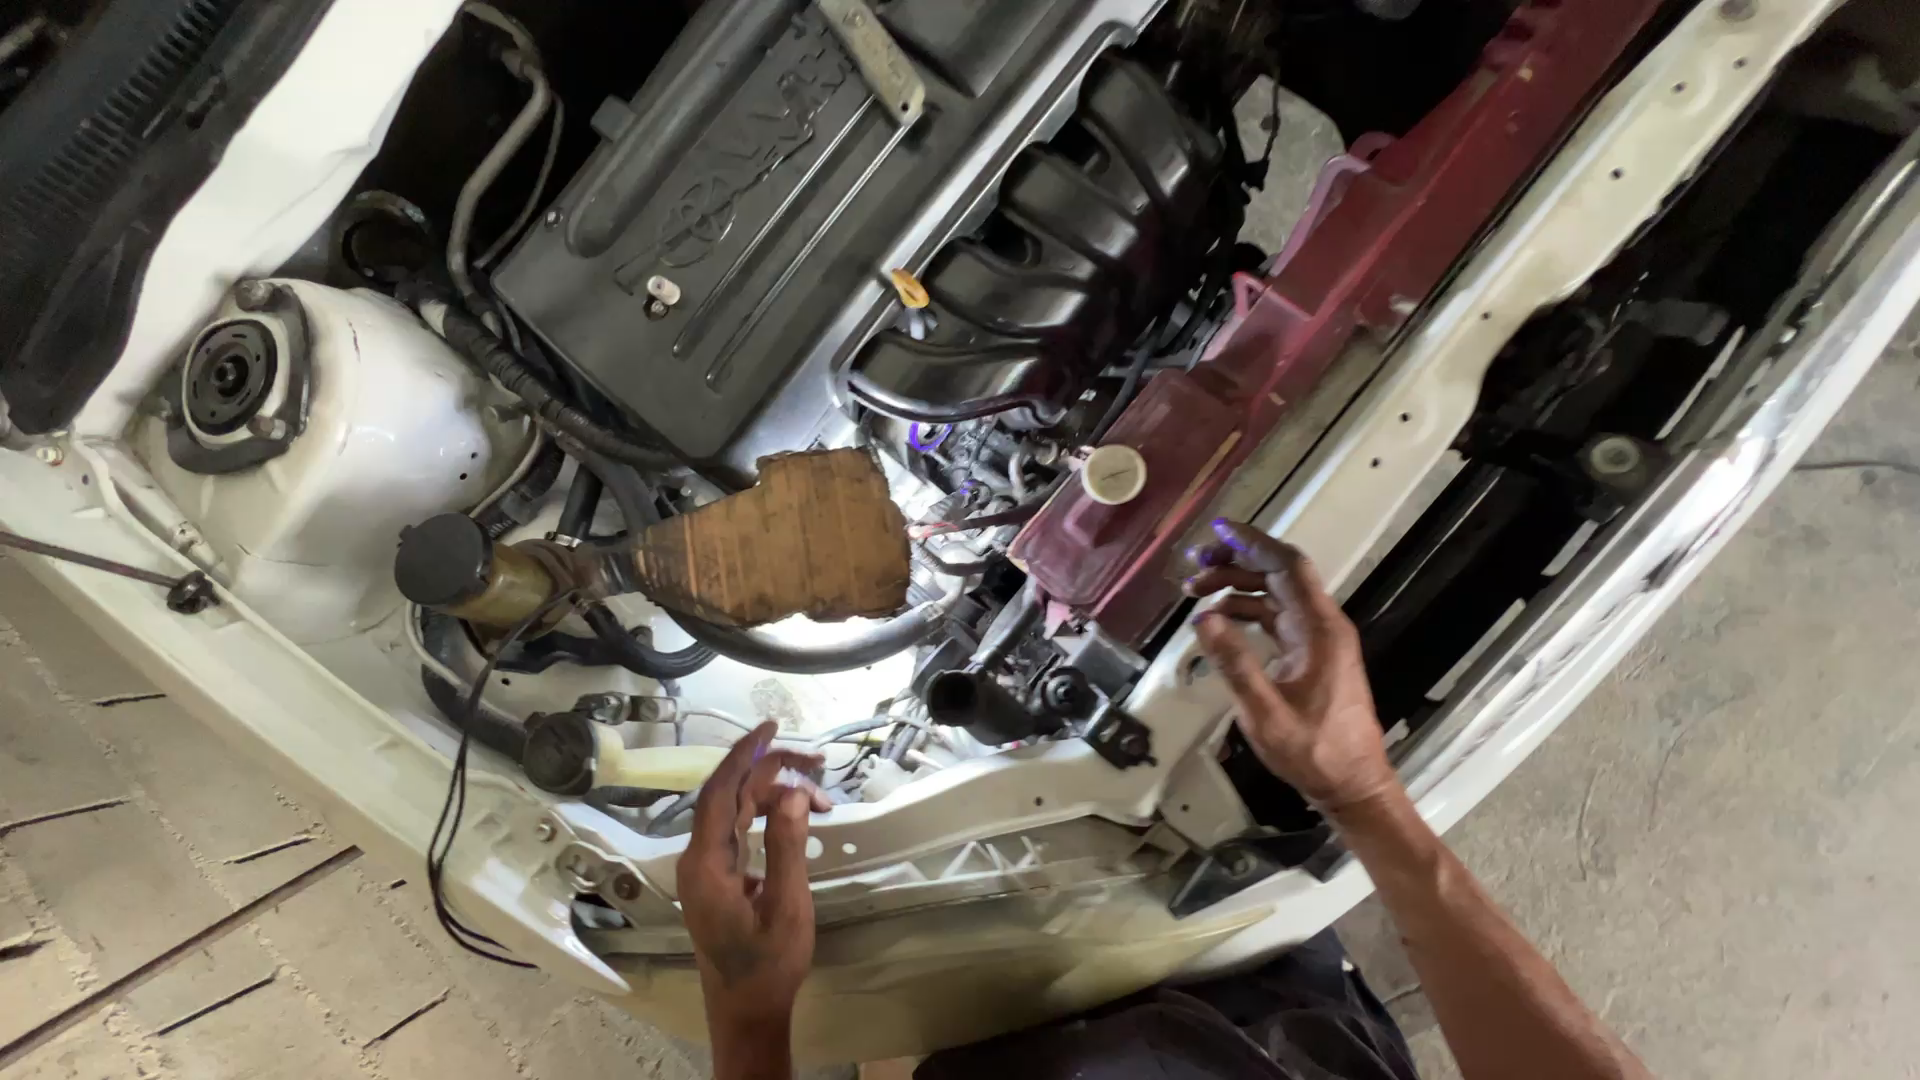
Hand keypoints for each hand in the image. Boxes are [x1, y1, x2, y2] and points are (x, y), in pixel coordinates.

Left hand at [676, 723, 830, 1040]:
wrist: (748, 1013)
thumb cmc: (768, 965)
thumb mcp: (787, 906)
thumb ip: (788, 845)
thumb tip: (795, 793)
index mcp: (706, 863)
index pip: (720, 790)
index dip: (744, 753)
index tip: (771, 727)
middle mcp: (700, 858)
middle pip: (732, 793)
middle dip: (773, 769)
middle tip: (818, 762)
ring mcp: (708, 867)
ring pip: (739, 809)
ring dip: (777, 794)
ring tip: (822, 798)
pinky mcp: (720, 876)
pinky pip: (742, 828)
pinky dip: (771, 814)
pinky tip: (799, 814)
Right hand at [1185, 520, 1399, 811]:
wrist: (1353, 784)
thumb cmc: (1312, 750)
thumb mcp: (1265, 711)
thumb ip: (1234, 663)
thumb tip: (1202, 618)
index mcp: (1319, 629)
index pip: (1287, 566)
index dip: (1253, 542)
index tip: (1217, 530)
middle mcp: (1321, 624)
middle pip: (1278, 573)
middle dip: (1235, 561)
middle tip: (1194, 566)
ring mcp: (1316, 639)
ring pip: (1273, 594)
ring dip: (1235, 586)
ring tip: (1194, 592)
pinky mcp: (1309, 654)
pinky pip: (1274, 616)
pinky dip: (1244, 610)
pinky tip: (1218, 620)